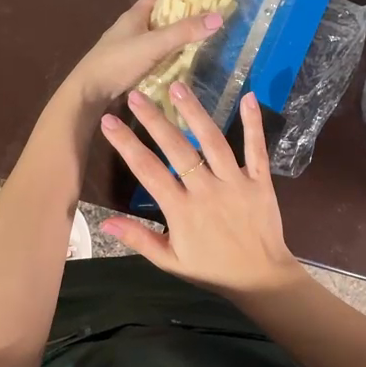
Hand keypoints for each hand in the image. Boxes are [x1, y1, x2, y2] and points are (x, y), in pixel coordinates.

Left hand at [62, 0, 222, 108]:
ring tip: (202, 47)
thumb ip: (184, 32)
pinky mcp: (127, 70)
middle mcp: (130, 29)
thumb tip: (218, 17)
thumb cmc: (118, 62)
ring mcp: (128, 50)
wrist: (88, 94)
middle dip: (181, 21)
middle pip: (160, 20)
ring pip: (156, 41)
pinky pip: (152, 60)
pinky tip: (182, 69)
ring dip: (174, 43)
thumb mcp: (154, 45)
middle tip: (209, 25)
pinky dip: (166, 61)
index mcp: (134, 16)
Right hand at [98, 81, 305, 298]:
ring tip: (179, 87)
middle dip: (154, 120)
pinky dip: (253, 124)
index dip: (126, 144)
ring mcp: (236, 183)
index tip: (109, 121)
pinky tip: (247, 97)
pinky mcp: (260, 181)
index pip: (148, 170)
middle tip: (137, 94)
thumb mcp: (170, 261)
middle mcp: (206, 191)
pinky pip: (256, 149)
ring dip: (195, 113)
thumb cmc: (210, 270)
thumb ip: (138, 239)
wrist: (260, 279)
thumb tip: (104, 222)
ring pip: (213, 142)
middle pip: (177, 149)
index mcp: (181, 210)